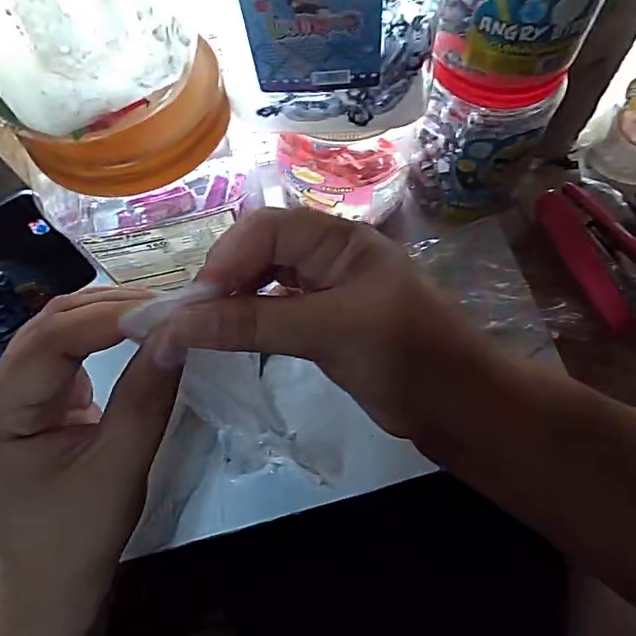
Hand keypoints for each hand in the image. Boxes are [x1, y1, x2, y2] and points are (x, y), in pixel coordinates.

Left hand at [0, 287, 181, 607]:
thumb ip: (145, 398)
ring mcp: (11, 395)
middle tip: (173, 305)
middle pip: (48, 327)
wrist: (49, 585)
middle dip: (111, 308)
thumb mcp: (119, 470)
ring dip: (109, 317)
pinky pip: (66, 352)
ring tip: (162, 313)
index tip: (167, 309)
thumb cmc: (78, 538)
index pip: (49, 341)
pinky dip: (104, 336)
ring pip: (57, 332)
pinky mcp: (34, 400)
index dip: (108, 317)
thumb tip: (177, 336)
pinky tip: (138, 333)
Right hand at [157, 208, 493, 437]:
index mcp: (340, 239)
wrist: (459, 406)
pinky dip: (249, 320)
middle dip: (223, 278)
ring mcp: (328, 289)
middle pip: (260, 250)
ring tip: (202, 329)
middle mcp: (331, 256)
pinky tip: (231, 337)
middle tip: (191, 320)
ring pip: (264, 280)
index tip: (198, 303)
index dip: (227, 258)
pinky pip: (275, 309)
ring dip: (232, 300)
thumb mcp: (327, 333)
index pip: (267, 229)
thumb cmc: (405, 356)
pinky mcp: (325, 321)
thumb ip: (252, 324)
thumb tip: (176, 325)